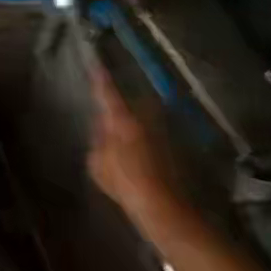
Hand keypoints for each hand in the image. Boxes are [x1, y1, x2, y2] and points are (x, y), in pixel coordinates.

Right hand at [87, 55, 181, 219]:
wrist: (165, 208)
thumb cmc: (126, 184)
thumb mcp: (98, 164)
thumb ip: (98, 141)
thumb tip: (103, 128)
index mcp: (123, 120)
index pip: (108, 93)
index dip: (100, 78)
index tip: (96, 63)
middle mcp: (145, 118)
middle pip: (130, 102)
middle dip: (120, 103)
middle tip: (107, 107)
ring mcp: (162, 130)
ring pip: (143, 116)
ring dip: (134, 119)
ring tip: (122, 128)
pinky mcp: (174, 145)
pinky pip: (152, 132)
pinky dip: (144, 135)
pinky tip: (138, 149)